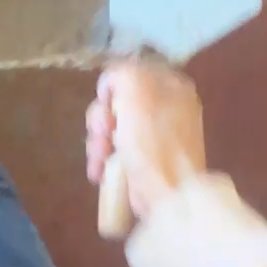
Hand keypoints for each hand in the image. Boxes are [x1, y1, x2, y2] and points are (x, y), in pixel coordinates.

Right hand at [86, 59, 207, 217]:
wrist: (169, 193)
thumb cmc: (153, 144)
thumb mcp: (136, 96)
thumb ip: (122, 74)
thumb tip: (110, 80)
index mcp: (169, 86)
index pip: (127, 72)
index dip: (110, 90)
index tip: (108, 107)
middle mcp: (164, 106)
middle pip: (114, 102)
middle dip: (100, 121)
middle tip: (103, 135)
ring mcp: (154, 133)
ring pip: (110, 127)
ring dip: (97, 144)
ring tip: (100, 160)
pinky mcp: (143, 157)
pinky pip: (114, 149)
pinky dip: (103, 159)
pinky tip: (101, 171)